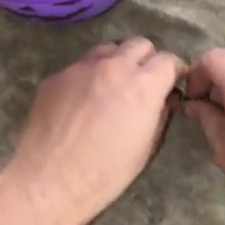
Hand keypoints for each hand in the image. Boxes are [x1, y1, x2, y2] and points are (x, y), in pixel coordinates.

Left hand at [0, 38, 186, 224]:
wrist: (50, 181)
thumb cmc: (106, 173)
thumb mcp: (147, 148)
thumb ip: (161, 114)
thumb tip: (166, 98)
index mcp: (143, 85)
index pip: (169, 59)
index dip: (175, 70)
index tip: (173, 81)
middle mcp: (113, 66)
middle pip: (139, 44)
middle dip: (147, 59)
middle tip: (144, 81)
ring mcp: (81, 67)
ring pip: (107, 49)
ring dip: (117, 61)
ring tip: (112, 85)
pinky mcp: (56, 75)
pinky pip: (80, 66)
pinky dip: (89, 75)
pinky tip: (82, 100)